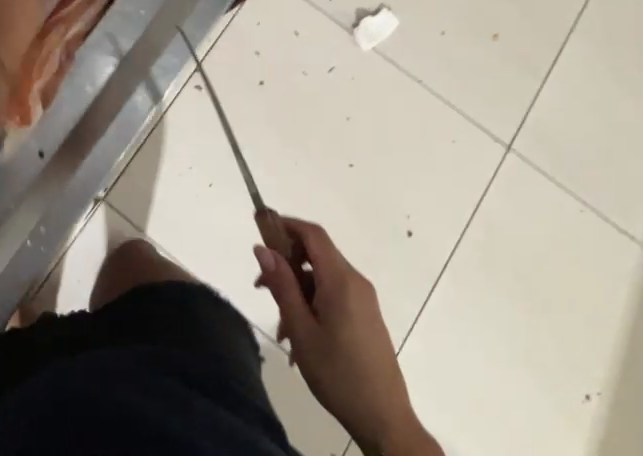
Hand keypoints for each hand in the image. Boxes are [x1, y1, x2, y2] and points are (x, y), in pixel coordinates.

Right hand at [254, 218, 440, 455]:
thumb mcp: (301, 330)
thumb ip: (282, 285)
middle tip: (260, 287)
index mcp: (341, 280)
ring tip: (281, 326)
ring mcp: (364, 299)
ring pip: (323, 277)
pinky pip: (334, 294)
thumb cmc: (337, 374)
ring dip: (297, 289)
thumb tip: (262, 248)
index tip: (259, 231)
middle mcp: (356, 282)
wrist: (384, 418)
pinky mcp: (366, 316)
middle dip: (286, 263)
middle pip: (317, 254)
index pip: (313, 234)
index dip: (286, 225)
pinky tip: (300, 334)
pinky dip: (312, 302)